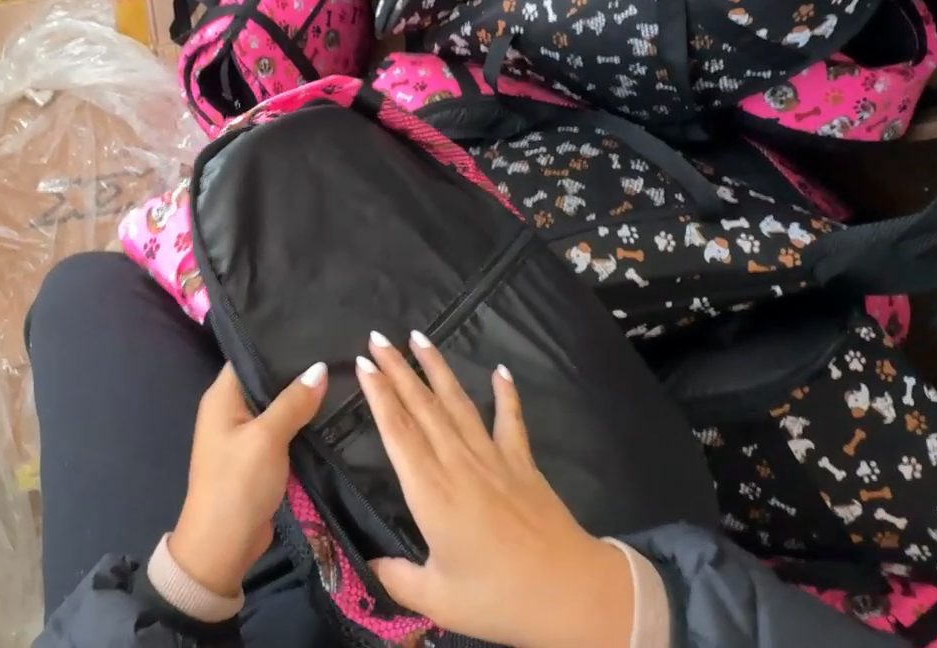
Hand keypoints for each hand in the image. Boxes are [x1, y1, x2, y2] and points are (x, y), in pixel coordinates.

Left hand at [170, 362, 327, 595]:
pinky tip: (330, 414)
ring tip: (341, 376)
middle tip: (336, 352)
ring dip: (302, 400)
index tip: (313, 330)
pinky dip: (301, 425)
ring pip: (278, 407)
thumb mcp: (267, 437)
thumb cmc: (237, 483)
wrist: (223, 546)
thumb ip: (293, 402)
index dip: (278, 343)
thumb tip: (320, 367)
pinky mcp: (258, 458)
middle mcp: (230, 410)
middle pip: (266, 381)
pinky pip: (282, 432)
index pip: (250, 354)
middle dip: (297, 371)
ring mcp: (244, 435)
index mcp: (222, 396)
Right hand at [357, 332, 635, 647]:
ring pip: (458, 403)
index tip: (362, 363)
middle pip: (422, 406)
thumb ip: (397, 578)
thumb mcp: (438, 600)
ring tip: (419, 337)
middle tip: (377, 337)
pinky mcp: (522, 463)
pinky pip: (511, 420)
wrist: (573, 597)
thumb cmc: (500, 599)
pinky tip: (500, 370)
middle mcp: (457, 463)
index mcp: (431, 491)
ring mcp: (493, 458)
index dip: (378, 394)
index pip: (397, 431)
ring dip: (436, 367)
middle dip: (397, 368)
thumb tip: (368, 564)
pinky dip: (506, 393)